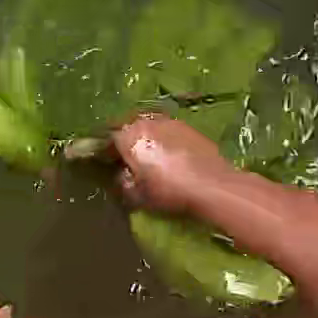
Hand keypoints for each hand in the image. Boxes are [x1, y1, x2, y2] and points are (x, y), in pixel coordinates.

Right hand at [110, 113, 240, 216]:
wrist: (214, 185)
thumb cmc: (169, 190)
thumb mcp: (138, 195)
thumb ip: (122, 183)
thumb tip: (120, 176)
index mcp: (127, 136)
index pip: (107, 140)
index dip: (103, 151)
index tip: (104, 162)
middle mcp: (145, 122)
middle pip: (128, 130)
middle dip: (125, 143)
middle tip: (126, 161)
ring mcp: (168, 122)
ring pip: (149, 129)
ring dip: (146, 140)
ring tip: (150, 158)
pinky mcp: (188, 127)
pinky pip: (168, 132)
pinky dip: (164, 141)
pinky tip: (171, 157)